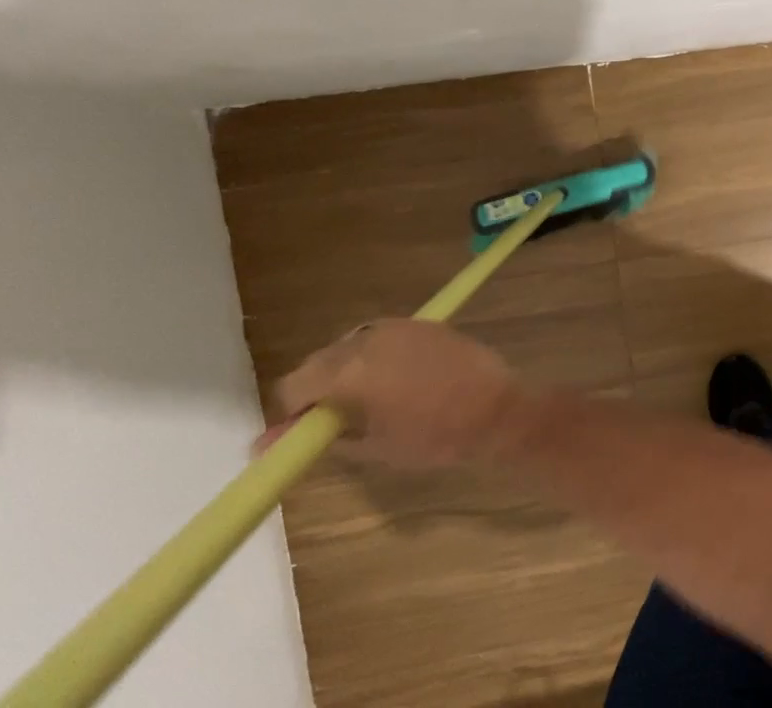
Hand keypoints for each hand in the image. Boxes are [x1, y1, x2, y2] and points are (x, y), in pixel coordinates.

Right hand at [262, 318, 520, 467]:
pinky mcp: (426, 324)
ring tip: (368, 398)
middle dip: (319, 387)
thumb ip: (323, 438)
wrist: (499, 410)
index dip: (293, 411)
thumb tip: (272, 443)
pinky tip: (396, 378)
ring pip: (352, 344)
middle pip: (322, 360)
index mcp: (349, 369)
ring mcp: (400, 326)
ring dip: (348, 368)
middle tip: (335, 417)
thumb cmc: (437, 436)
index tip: (307, 430)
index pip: (294, 384)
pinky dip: (377, 355)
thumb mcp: (373, 447)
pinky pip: (384, 337)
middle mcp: (368, 338)